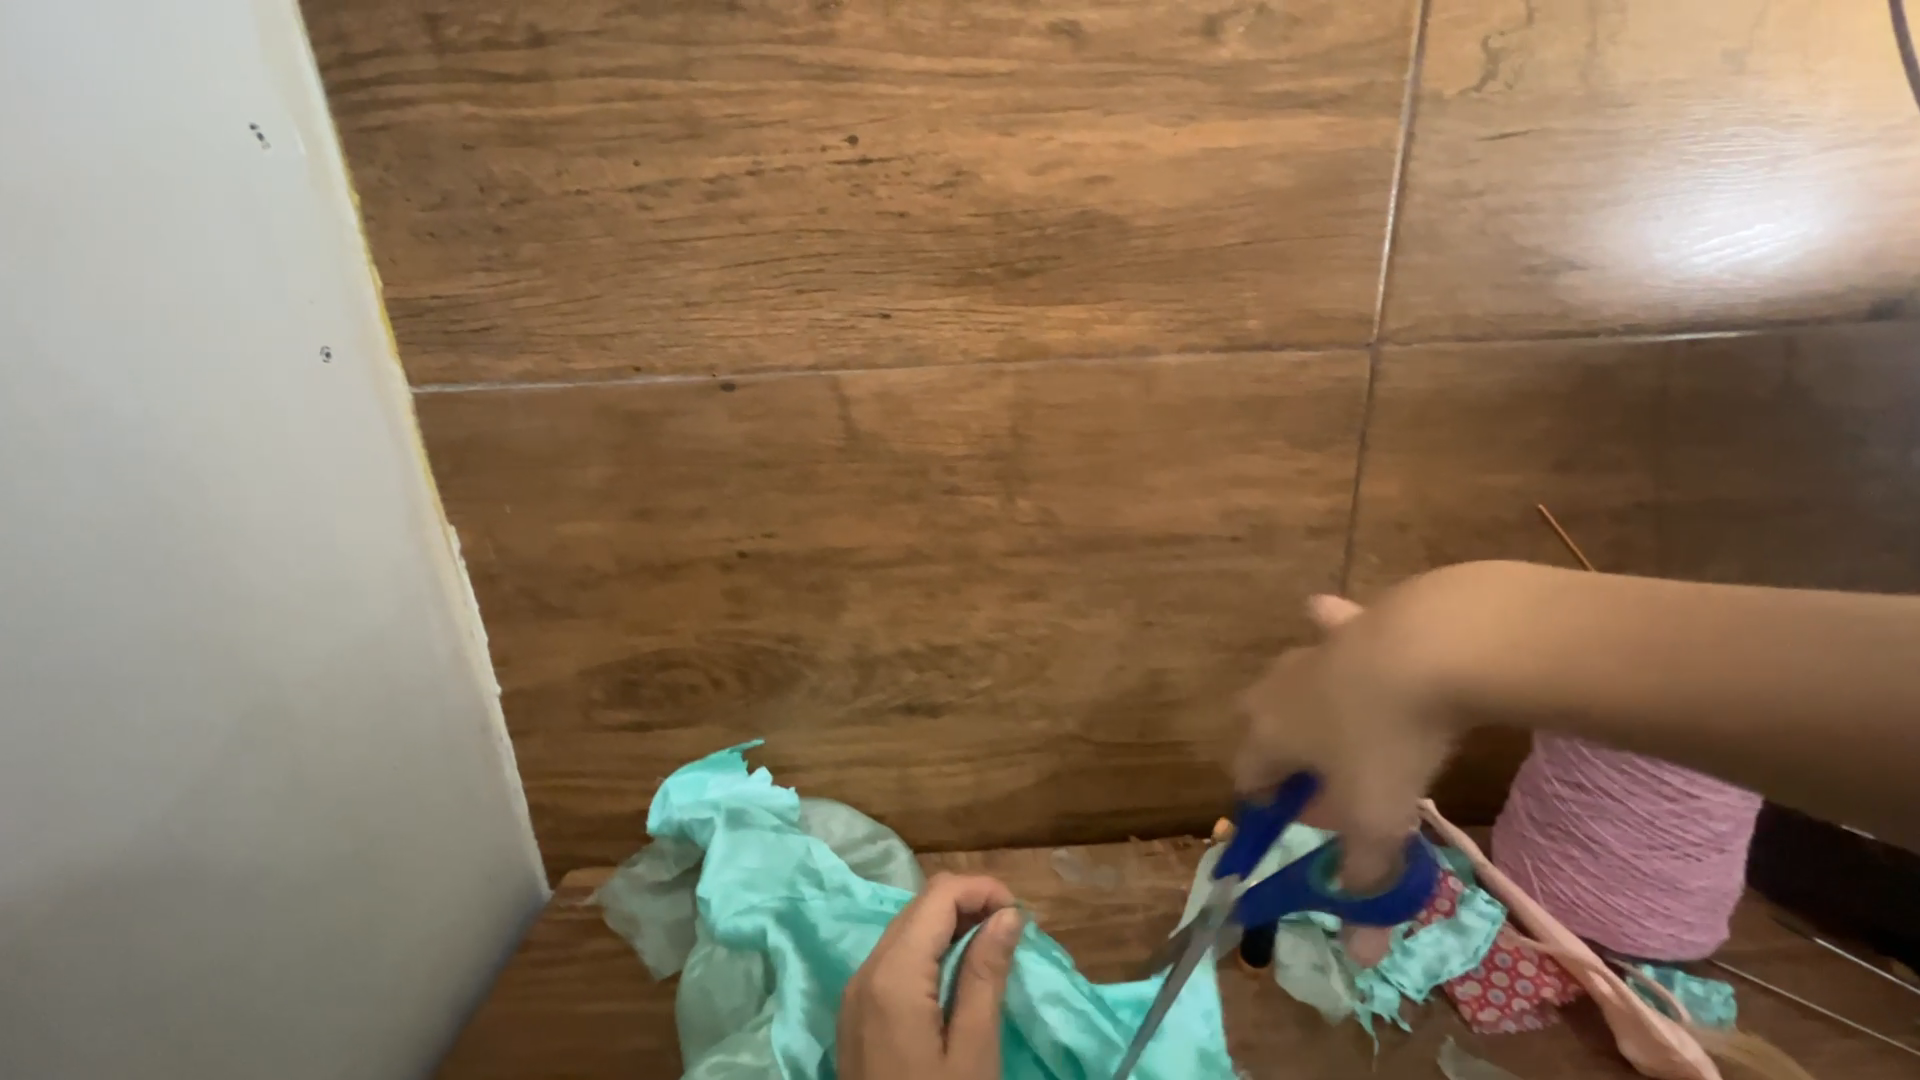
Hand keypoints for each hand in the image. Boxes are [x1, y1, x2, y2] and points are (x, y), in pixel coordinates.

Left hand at [838, 873, 1023, 1079]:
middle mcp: (866, 970)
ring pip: (907, 928)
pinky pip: (896, 958)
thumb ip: (986, 975)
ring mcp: (856, 992)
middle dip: (969, 903)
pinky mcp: (857, 1012)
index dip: (983, 889)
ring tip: (995, 946)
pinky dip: (931, 949)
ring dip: (952, 924)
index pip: (938, 895)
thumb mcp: (973, 1053)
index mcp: (893, 975)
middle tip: (1014, 930)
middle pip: (920, 906)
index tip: (1022, 915)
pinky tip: (961, 971)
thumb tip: (1007, 914)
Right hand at [1234, 588, 1457, 891]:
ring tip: (1344, 725)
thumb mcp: (1377, 822)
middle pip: (1262, 728)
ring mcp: (1310, 651)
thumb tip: (1361, 957)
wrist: (1427, 647)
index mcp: (1266, 736)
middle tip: (1327, 784)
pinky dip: (1333, 632)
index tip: (1296, 830)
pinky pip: (1330, 627)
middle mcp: (1274, 691)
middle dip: (1284, 758)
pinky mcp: (1350, 621)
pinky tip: (1345, 631)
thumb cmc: (1385, 741)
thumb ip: (1362, 883)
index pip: (1247, 779)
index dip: (1266, 810)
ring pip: (1293, 681)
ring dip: (1307, 703)